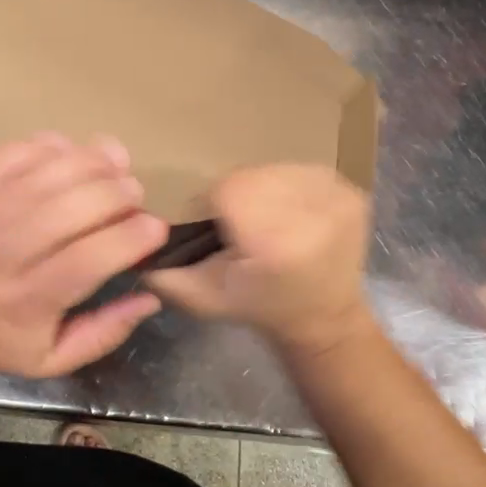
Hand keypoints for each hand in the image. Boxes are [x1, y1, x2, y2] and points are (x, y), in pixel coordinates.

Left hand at [0, 133, 169, 380]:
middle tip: (136, 196)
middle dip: (116, 193)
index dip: (129, 239)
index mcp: (28, 301)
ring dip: (91, 161)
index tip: (157, 229)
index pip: (85, 260)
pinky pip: (15, 153)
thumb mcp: (55, 360)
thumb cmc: (1, 341)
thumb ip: (106, 332)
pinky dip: (50, 146)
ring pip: (45, 174)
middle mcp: (4, 253)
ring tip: (116, 167)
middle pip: (69, 207)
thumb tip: (151, 297)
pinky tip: (73, 155)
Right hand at [148, 165, 373, 354]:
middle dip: (240, 192)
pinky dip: (292, 184)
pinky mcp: (354, 194)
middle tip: (238, 219)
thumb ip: (163, 274)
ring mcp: (339, 201)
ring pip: (279, 167)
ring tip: (263, 212)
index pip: (230, 188)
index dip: (216, 201)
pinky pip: (305, 170)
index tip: (216, 222)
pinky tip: (288, 208)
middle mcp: (312, 216)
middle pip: (255, 174)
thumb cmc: (259, 308)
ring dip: (265, 185)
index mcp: (274, 242)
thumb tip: (131, 242)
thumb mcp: (204, 298)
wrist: (325, 320)